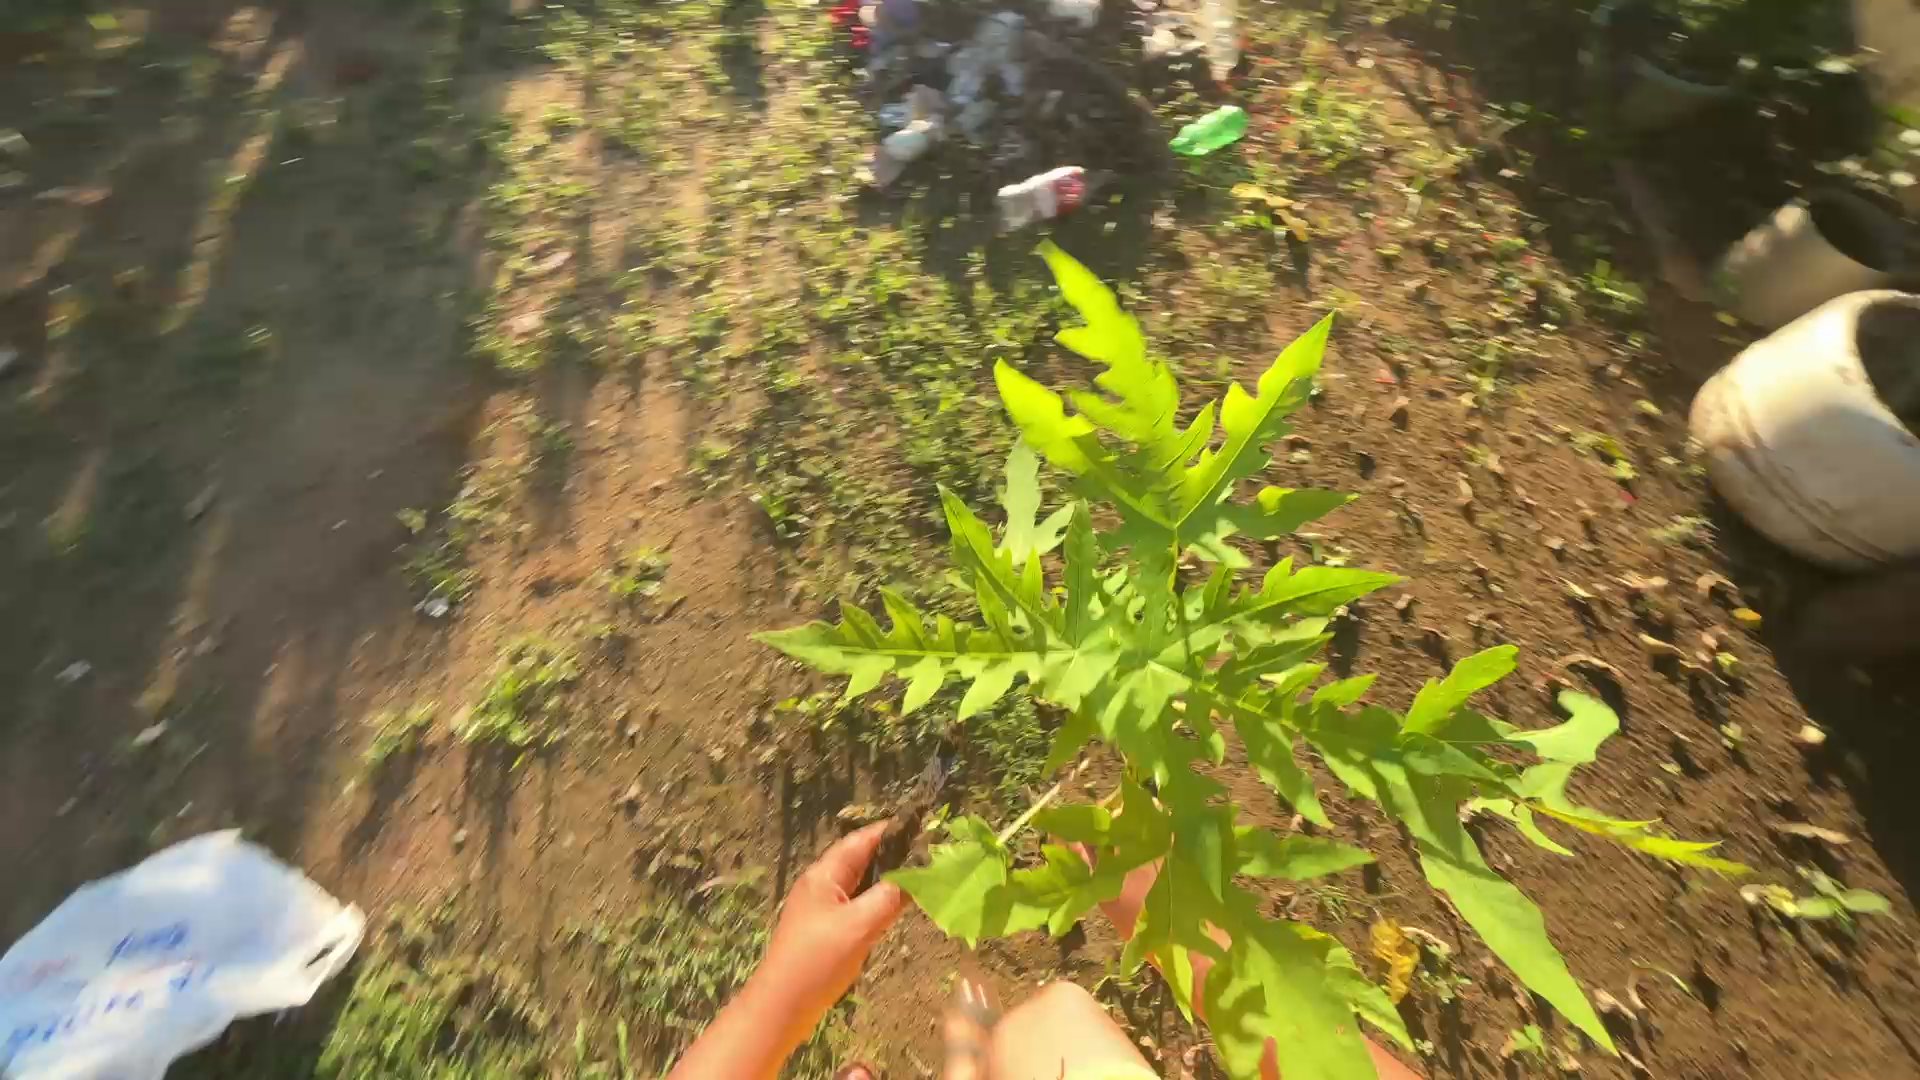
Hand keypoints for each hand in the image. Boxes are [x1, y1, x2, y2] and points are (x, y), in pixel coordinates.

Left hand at [750, 822, 907, 1041]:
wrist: (780, 1008)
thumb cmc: (818, 960)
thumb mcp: (859, 925)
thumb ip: (889, 897)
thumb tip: (916, 874)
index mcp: (824, 874)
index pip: (861, 841)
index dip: (889, 831)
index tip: (920, 827)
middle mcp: (821, 883)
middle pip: (859, 859)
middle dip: (890, 854)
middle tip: (924, 852)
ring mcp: (820, 906)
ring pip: (858, 883)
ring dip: (883, 877)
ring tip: (915, 875)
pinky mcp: (823, 928)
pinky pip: (854, 903)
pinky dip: (874, 898)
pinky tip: (892, 906)